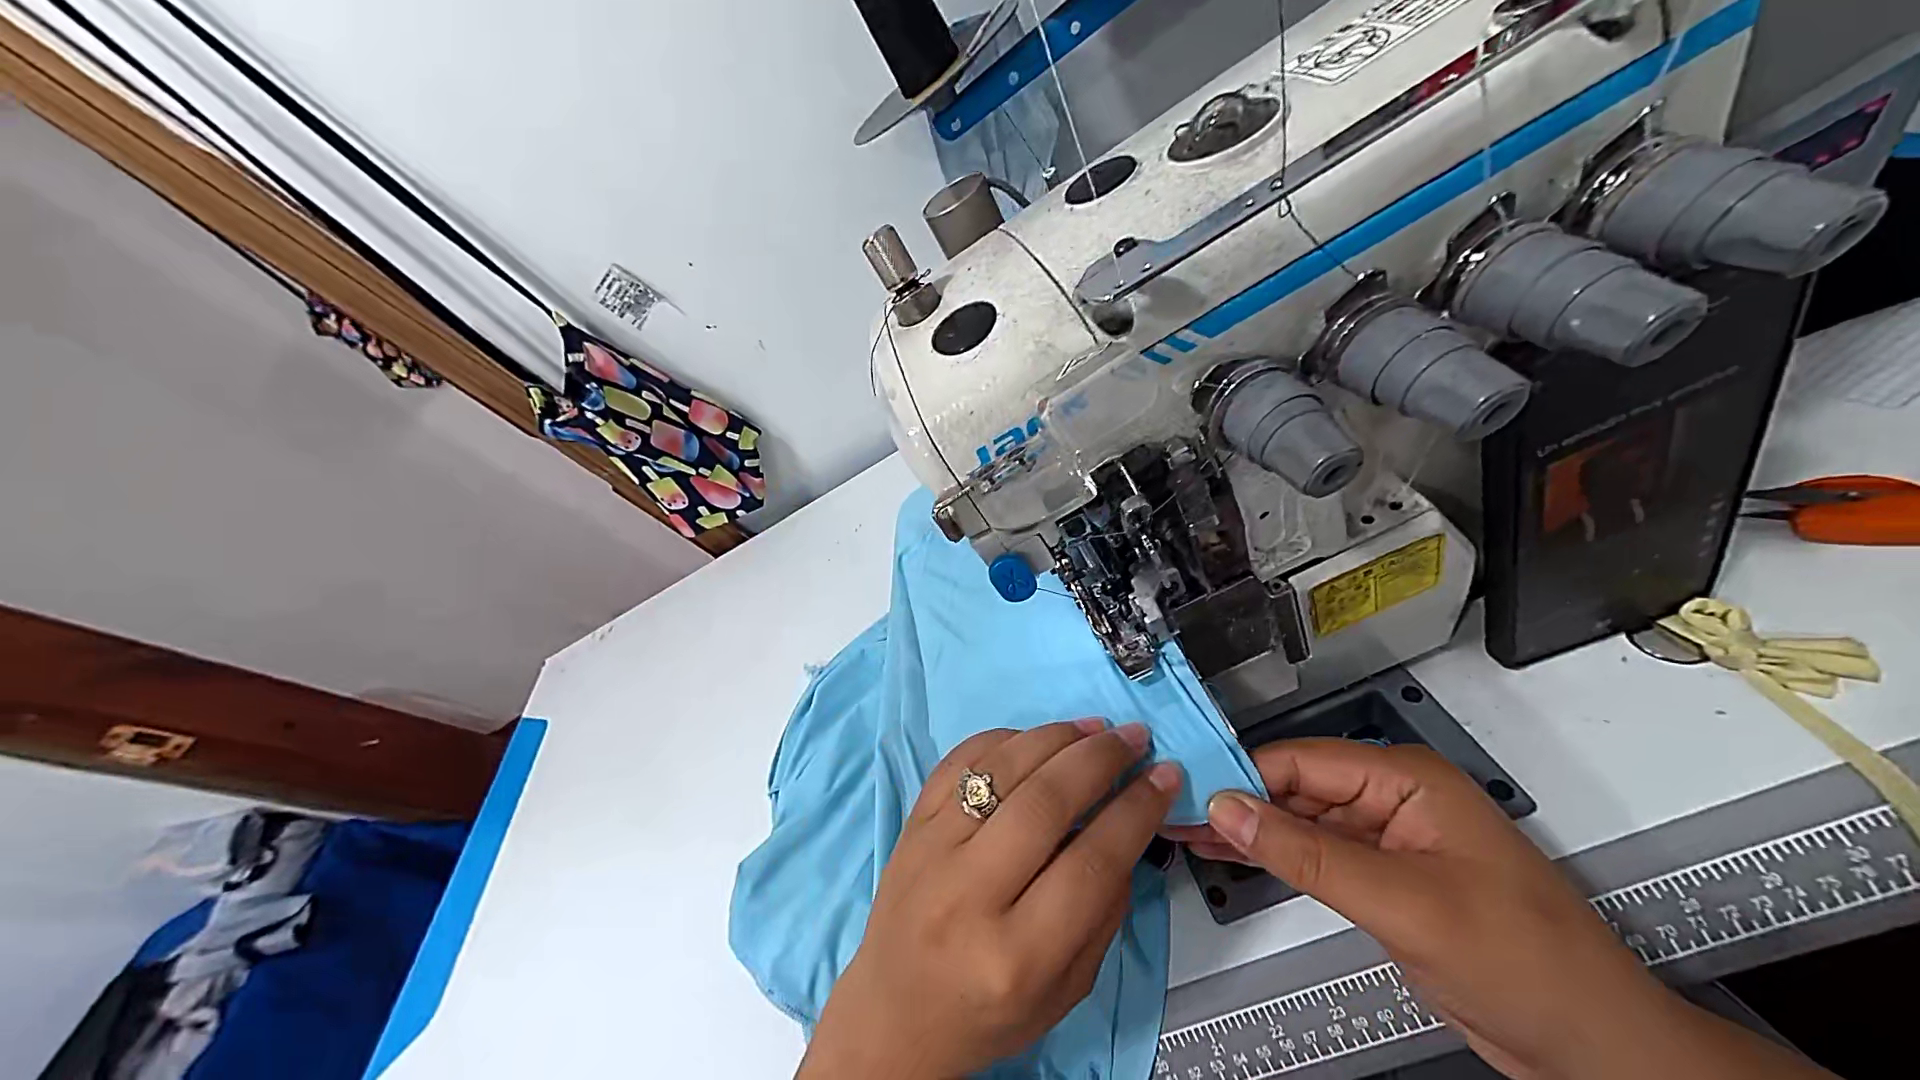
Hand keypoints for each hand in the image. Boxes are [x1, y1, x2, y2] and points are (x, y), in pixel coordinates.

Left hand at [798, 720, 1183, 1079]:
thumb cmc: (986, 1012)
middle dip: (1101, 759)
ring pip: (1001, 769)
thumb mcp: (1066, 991)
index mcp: (1015, 954)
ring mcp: (930, 849)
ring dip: (1056, 737)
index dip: (1137, 810)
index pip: (1092, 862)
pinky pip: (959, 760)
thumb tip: (1126, 828)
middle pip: (1045, 802)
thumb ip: (1104, 913)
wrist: (895, 1012)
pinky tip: (1036, 738)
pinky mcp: (910, 822)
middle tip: (1134, 738)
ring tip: (1095, 728)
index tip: (1165, 777)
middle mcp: (967, 893)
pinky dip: (1004, 739)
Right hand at [1167, 739, 1831, 1079]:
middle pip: (1293, 787)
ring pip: (1297, 820)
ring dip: (1247, 830)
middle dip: (1236, 803)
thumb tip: (1228, 807)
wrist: (1596, 1052)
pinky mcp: (1380, 875)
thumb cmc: (1528, 965)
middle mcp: (1391, 798)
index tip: (1189, 792)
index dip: (1241, 776)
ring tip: (1187, 834)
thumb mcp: (1404, 902)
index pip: (1300, 762)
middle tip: (1175, 814)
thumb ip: (1307, 851)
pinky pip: (1312, 853)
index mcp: (1406, 780)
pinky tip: (1232, 855)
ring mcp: (1385, 838)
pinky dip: (1272, 856)